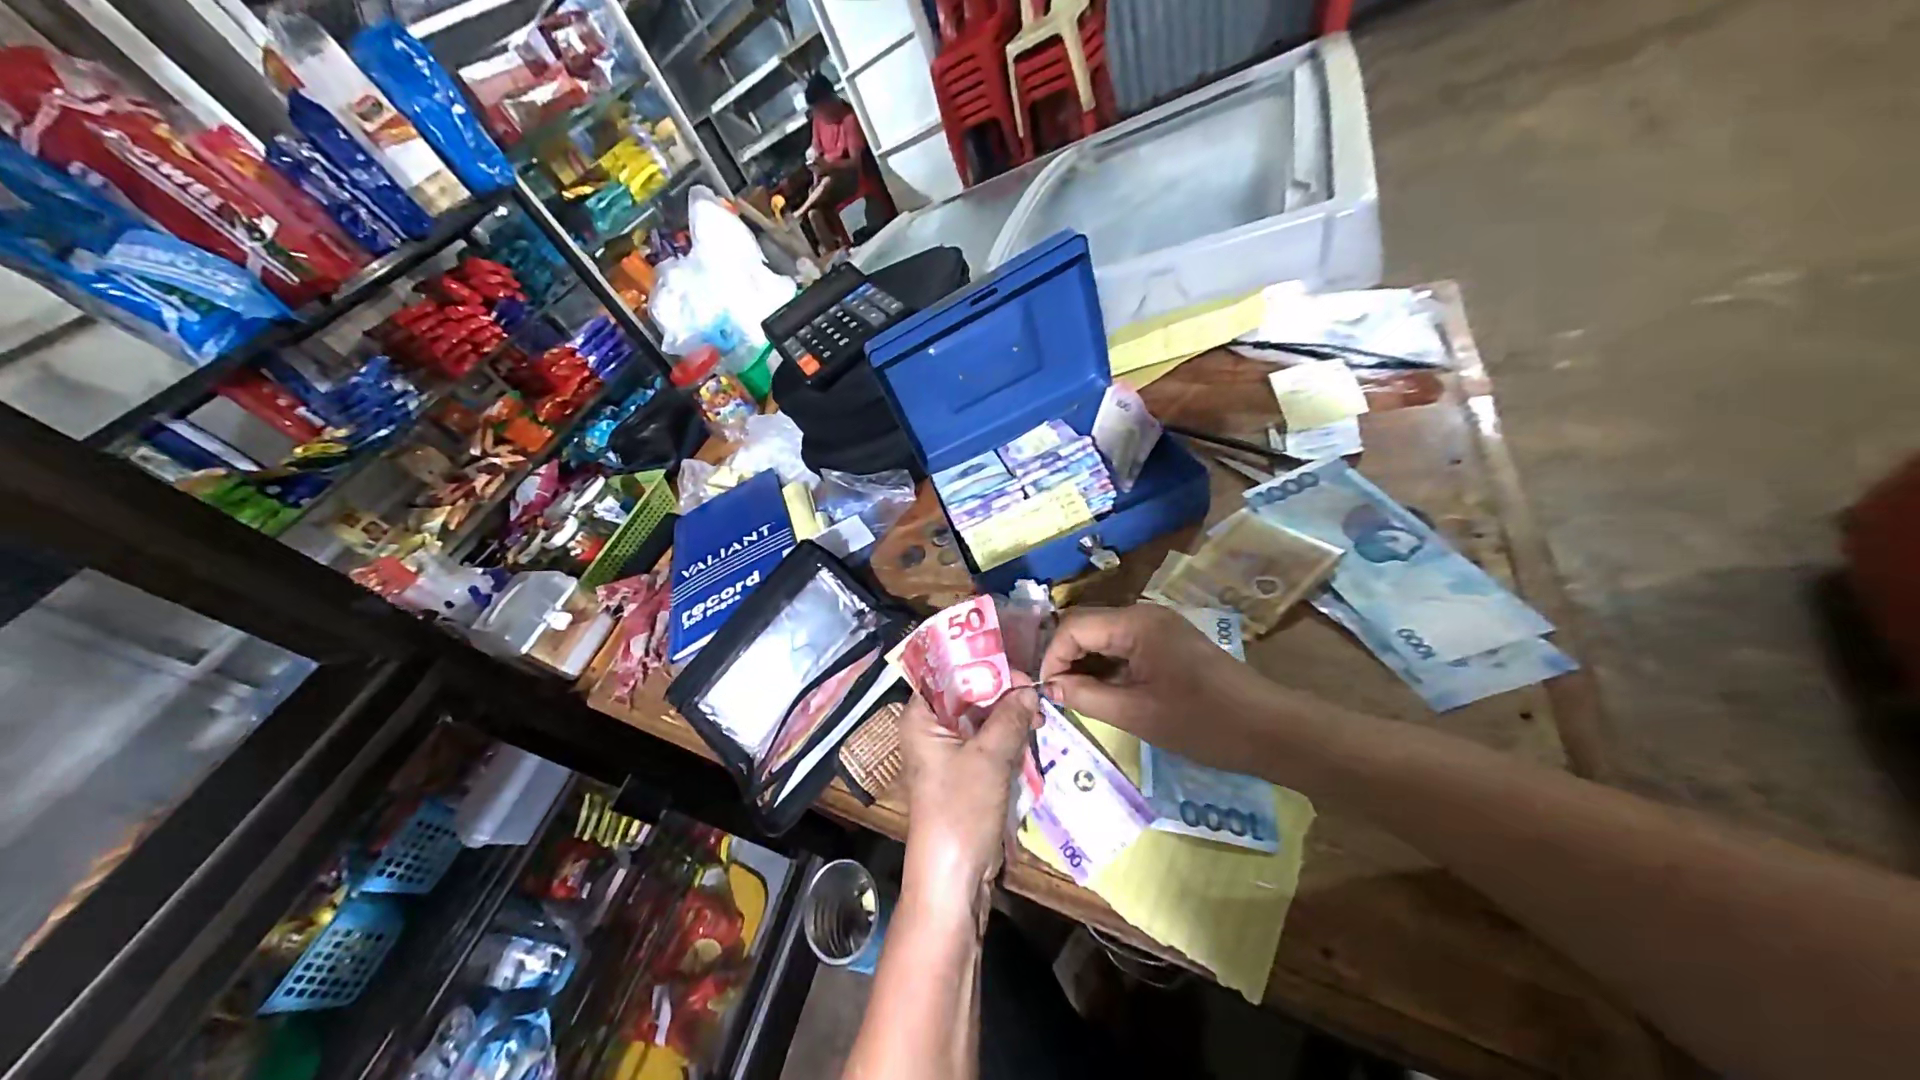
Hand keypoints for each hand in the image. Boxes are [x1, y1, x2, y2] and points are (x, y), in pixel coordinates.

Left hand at [898, 682, 1036, 884]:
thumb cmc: (961, 810)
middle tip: (1036, 695)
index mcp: (921, 717)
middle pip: (968, 696)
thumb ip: (1010, 717)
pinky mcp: (964, 774)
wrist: (953, 878)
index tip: (1019, 669)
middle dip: (1003, 694)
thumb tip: (1030, 690)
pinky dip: (1007, 740)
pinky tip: (1031, 736)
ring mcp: (947, 753)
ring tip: (1039, 717)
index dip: (983, 667)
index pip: (948, 674)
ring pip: (982, 720)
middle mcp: (929, 729)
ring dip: (1009, 717)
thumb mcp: (990, 757)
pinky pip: (987, 744)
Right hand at [1039, 603, 1284, 767]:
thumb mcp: (1136, 714)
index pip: (1072, 626)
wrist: (1269, 728)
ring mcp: (1158, 625)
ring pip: (1103, 634)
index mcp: (1136, 624)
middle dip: (1065, 657)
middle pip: (1086, 625)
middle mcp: (1144, 614)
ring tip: (1075, 696)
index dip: (1052, 657)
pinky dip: (1107, 664)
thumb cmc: (1201, 722)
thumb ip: (1085, 696)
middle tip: (1057, 695)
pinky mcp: (1167, 640)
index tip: (1046, 693)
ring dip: (1085, 661)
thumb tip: (1048, 687)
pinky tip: (1103, 691)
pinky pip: (1123, 643)